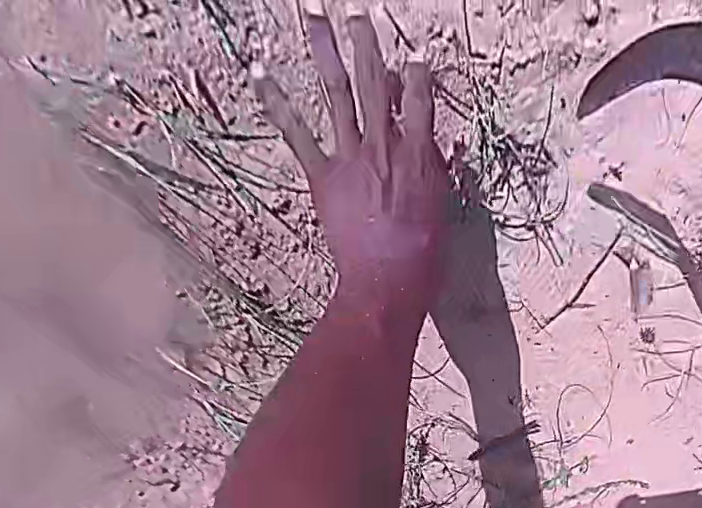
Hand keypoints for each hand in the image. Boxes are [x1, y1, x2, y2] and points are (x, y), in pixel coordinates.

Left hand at [253, 3, 449, 320]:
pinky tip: (259, 73)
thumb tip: (439, 151)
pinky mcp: (324, 178)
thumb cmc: (423, 261)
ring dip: (326, 50)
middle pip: (376, 81)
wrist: (386, 288)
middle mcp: (384, 145)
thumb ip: (438, 176)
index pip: (419, 97)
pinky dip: (277, 103)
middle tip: (358, 12)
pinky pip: (298, 134)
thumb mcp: (442, 214)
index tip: (415, 61)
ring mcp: (351, 159)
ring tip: (314, 14)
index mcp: (419, 154)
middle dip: (367, 43)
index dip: (418, 74)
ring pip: (338, 93)